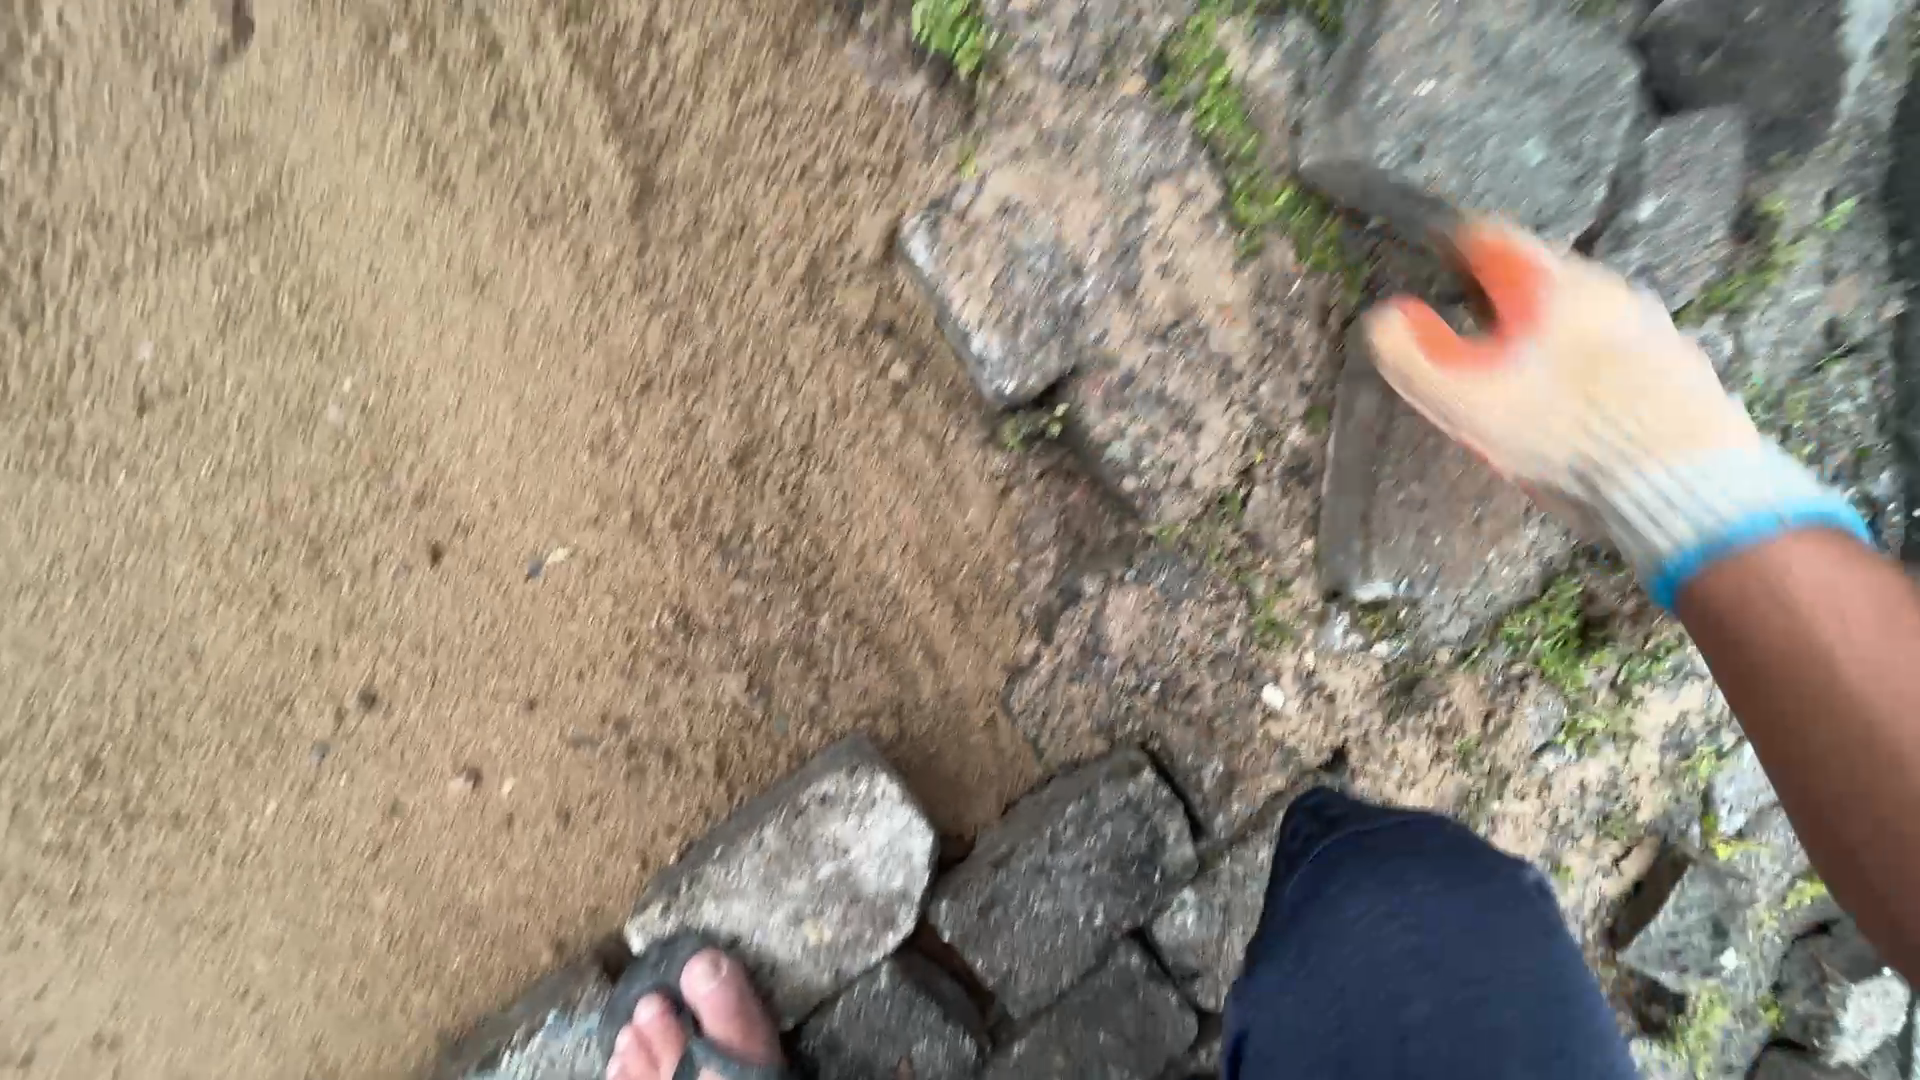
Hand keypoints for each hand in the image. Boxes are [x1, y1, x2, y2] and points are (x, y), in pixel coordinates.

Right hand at [1360, 218, 1870, 607]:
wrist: (1675, 480)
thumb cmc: (1556, 430)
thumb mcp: (1460, 400)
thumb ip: (1409, 355)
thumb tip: (1384, 317)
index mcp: (1547, 285)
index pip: (1489, 238)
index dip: (1450, 246)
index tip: (1428, 262)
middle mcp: (1603, 286)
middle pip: (1533, 274)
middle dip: (1493, 295)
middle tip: (1463, 331)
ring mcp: (1644, 320)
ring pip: (1572, 307)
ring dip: (1537, 325)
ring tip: (1512, 369)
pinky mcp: (1670, 357)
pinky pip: (1604, 339)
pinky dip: (1574, 353)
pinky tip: (1564, 395)